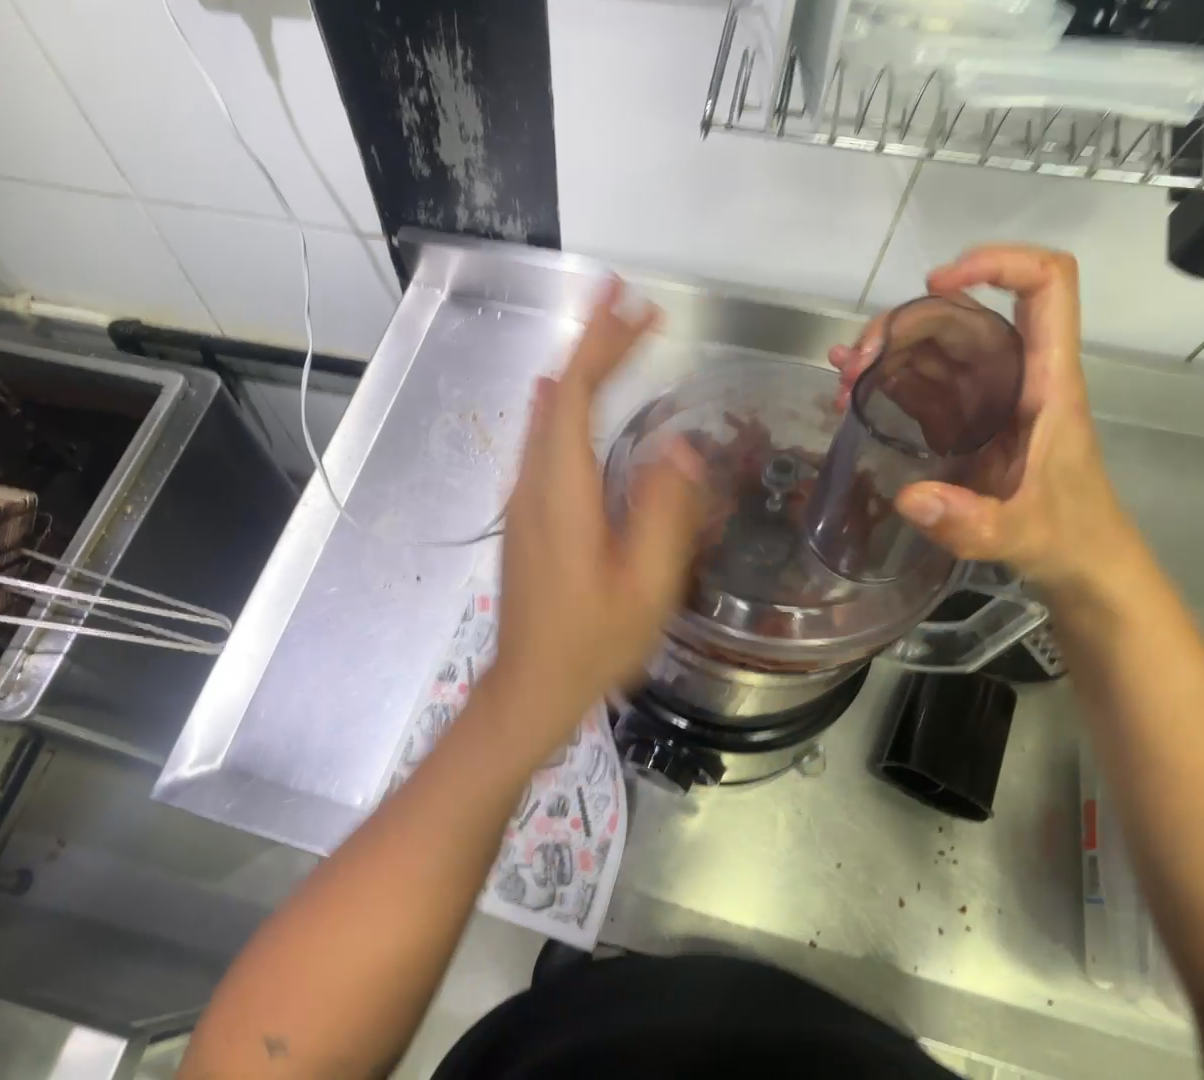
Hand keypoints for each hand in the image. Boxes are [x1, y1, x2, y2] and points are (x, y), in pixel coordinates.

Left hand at [486, 279, 705, 752]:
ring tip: (616, 339)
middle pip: (559, 395)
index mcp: (562, 491)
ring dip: (580, 371)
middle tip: (631, 307)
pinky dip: (568, 407)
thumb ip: (664, 513)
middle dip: (594, 344)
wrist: (530, 685)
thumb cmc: (592, 643)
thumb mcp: (645, 586)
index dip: (604, 343)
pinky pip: (543, 441)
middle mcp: (532, 484)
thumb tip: (682, 450)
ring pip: (546, 416)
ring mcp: (521, 500)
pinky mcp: (524, 517)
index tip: (633, 305)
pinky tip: (577, 402)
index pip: (577, 394)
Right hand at [829, 246, 1133, 588]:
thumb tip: (910, 498)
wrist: (1081, 566)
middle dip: (908, 323)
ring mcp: (989, 400)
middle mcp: (1017, 378)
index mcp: (1046, 382)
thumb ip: (973, 522)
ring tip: (845, 379)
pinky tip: (850, 393)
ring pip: (938, 348)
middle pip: (967, 315)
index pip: (1044, 287)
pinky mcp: (966, 426)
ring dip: (888, 352)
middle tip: (859, 361)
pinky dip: (886, 382)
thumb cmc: (1068, 538)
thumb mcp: (1022, 535)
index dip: (998, 264)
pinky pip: (924, 387)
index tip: (938, 283)